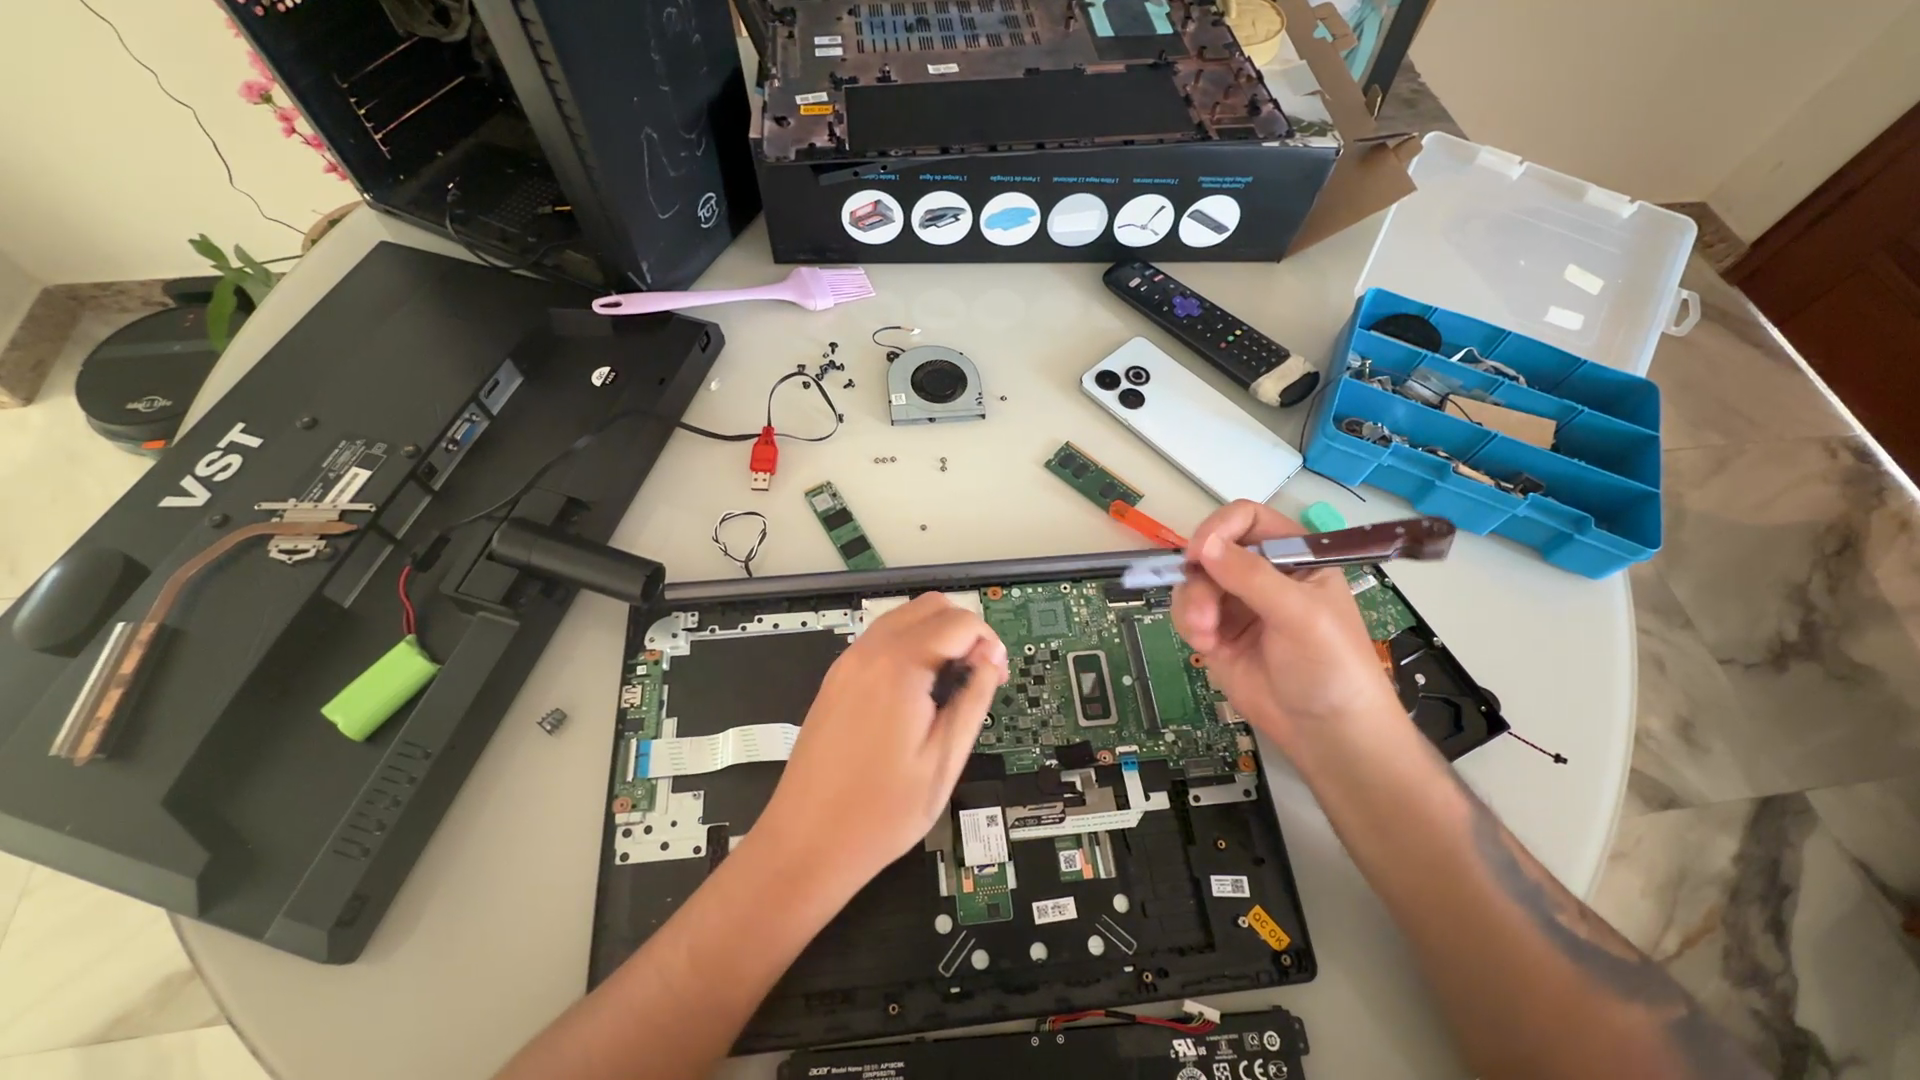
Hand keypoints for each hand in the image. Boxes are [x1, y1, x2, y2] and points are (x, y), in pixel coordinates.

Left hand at [756, 592, 1007, 893]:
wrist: (808, 842)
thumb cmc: (881, 812)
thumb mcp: (944, 760)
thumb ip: (973, 700)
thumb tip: (991, 662)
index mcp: (899, 667)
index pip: (958, 621)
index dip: (988, 640)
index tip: (998, 675)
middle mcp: (868, 654)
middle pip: (928, 606)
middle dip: (964, 629)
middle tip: (980, 674)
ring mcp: (846, 665)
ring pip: (902, 618)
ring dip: (936, 635)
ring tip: (953, 684)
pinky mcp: (834, 682)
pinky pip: (879, 642)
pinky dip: (909, 647)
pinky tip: (920, 691)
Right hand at [1171, 501, 1400, 757]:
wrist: (1327, 732)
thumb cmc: (1331, 665)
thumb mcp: (1299, 614)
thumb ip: (1250, 576)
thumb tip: (1202, 544)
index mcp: (1294, 557)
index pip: (1249, 520)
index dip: (1221, 528)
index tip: (1199, 551)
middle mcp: (1263, 574)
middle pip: (1212, 550)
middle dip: (1201, 577)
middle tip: (1202, 611)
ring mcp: (1238, 604)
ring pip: (1195, 581)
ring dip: (1192, 604)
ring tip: (1204, 635)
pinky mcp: (1218, 634)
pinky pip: (1187, 612)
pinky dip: (1189, 624)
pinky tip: (1206, 646)